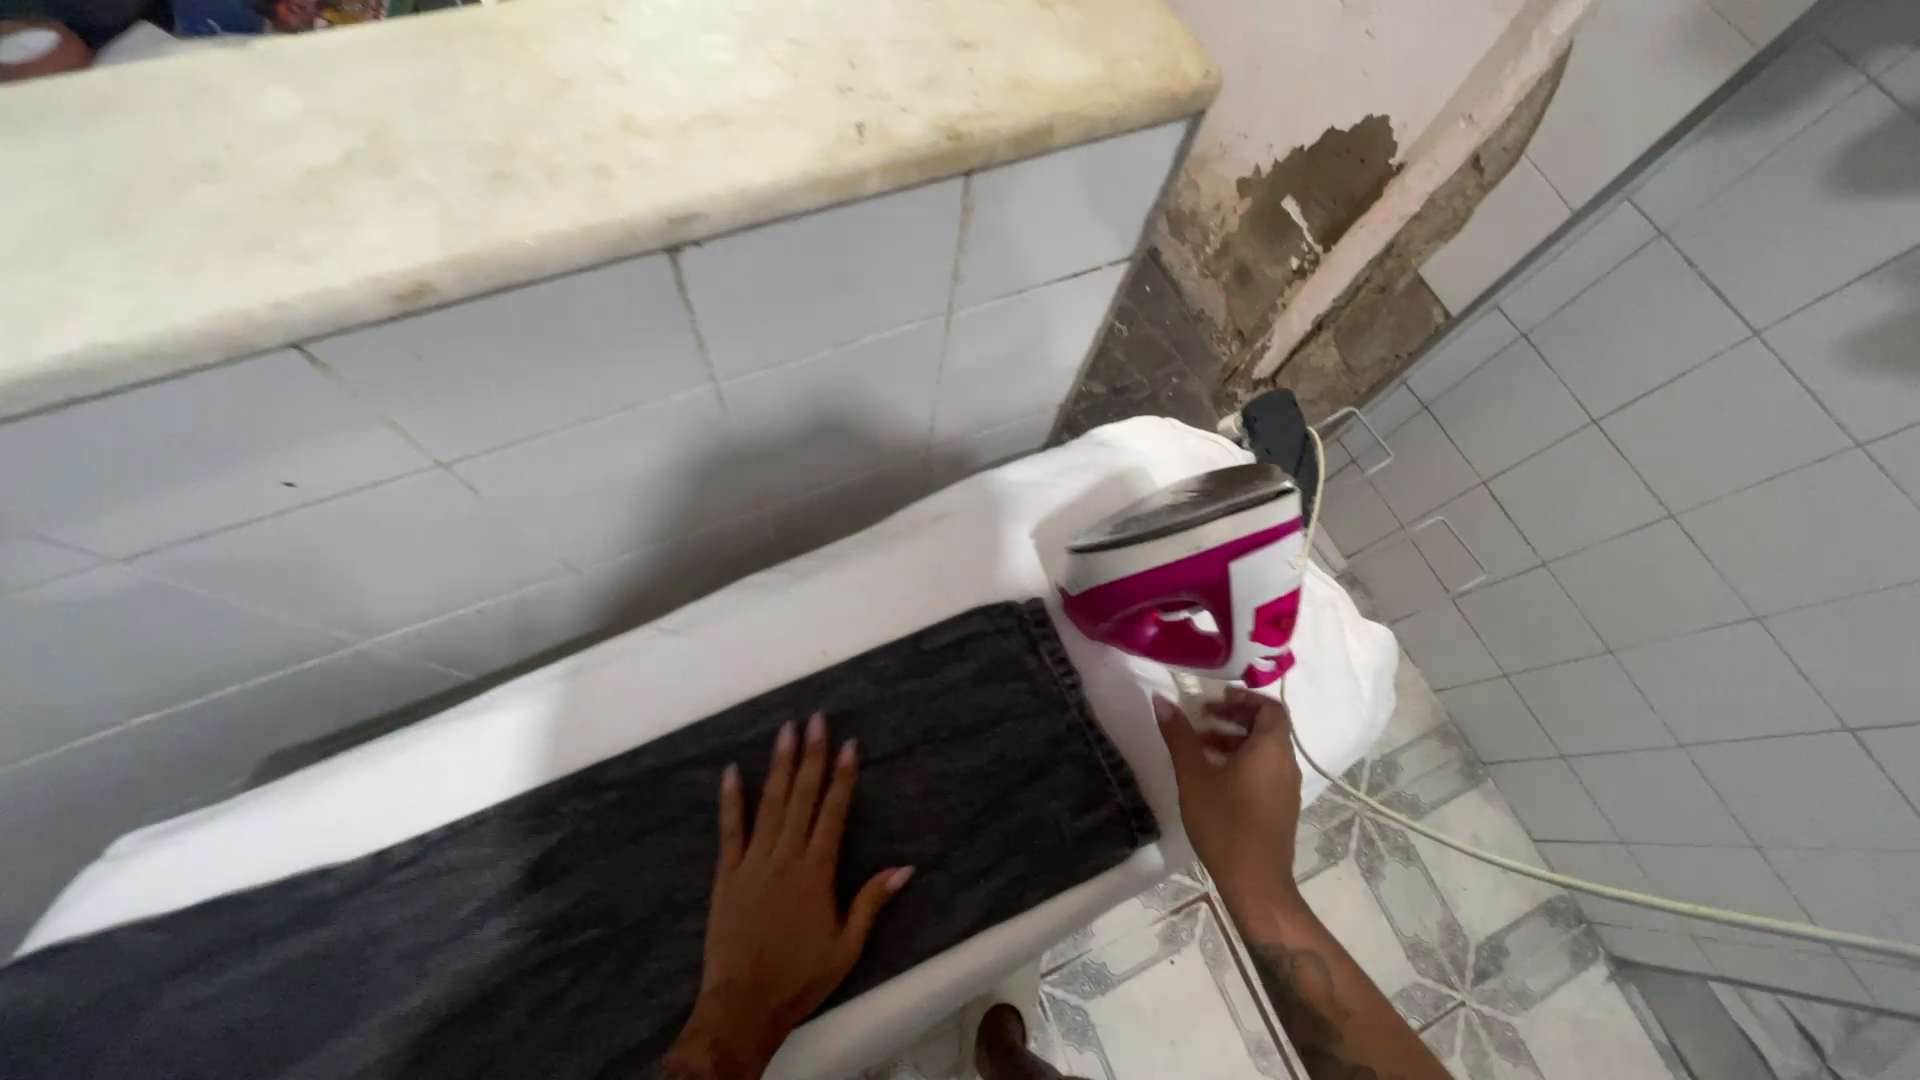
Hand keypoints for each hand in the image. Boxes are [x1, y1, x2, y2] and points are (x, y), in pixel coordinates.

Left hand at [663, 713, 914, 1078]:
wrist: (743, 1004)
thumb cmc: (801, 976)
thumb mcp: (847, 947)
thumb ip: (872, 902)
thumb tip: (905, 867)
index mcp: (817, 871)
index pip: (833, 812)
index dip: (842, 776)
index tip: (848, 744)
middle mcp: (786, 857)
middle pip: (802, 796)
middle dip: (811, 755)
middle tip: (817, 719)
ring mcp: (753, 862)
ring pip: (769, 803)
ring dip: (779, 765)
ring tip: (786, 731)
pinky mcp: (726, 874)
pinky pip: (729, 829)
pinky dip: (731, 799)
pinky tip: (731, 772)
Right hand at [1154, 688, 1304, 916]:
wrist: (1255, 881)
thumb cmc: (1224, 822)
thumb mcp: (1193, 775)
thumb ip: (1179, 735)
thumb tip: (1162, 700)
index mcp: (1271, 749)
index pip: (1269, 708)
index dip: (1244, 698)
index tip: (1215, 699)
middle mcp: (1286, 763)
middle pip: (1267, 727)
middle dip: (1234, 717)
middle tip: (1201, 718)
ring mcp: (1287, 787)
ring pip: (1265, 750)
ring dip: (1235, 740)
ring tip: (1200, 746)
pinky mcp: (1281, 806)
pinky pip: (1265, 769)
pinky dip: (1243, 760)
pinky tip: (1214, 776)